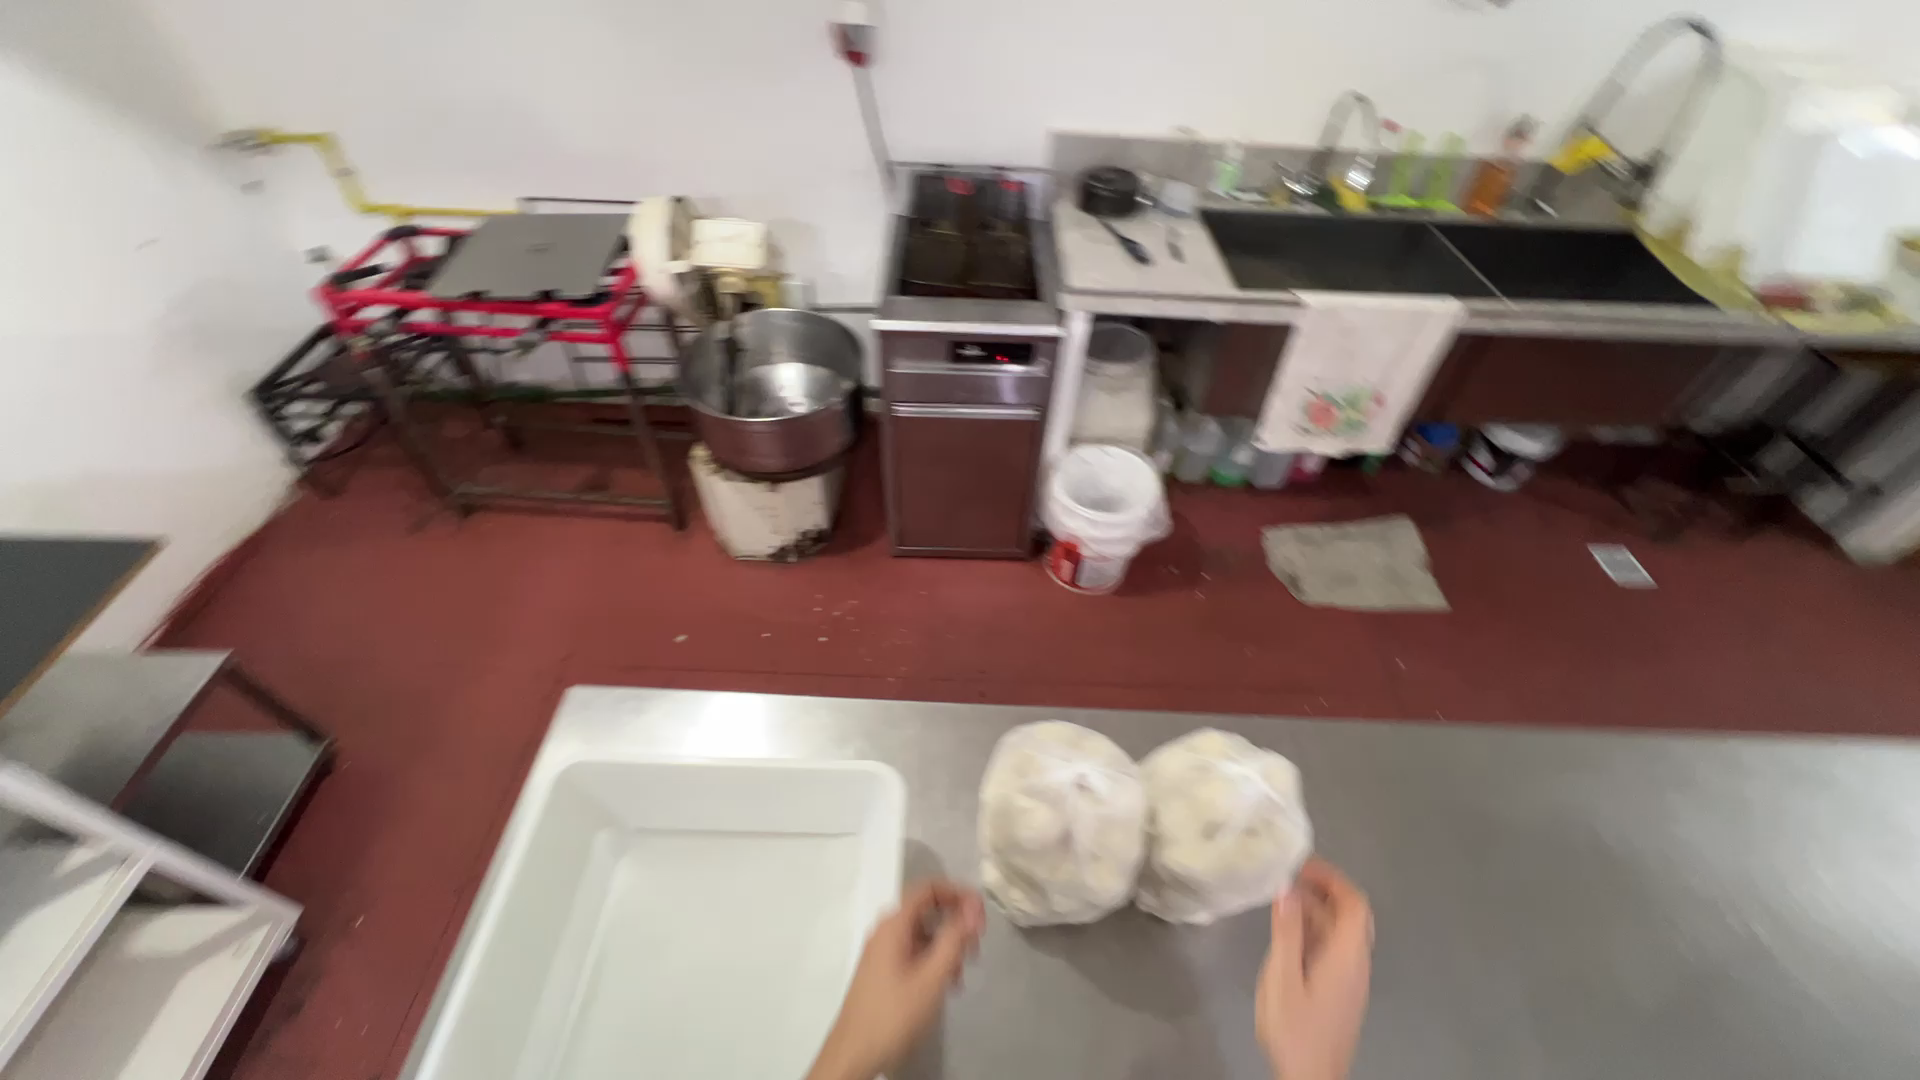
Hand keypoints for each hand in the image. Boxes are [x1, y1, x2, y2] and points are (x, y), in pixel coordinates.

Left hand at [806, 880, 985, 1079]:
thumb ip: (955, 940)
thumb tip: (974, 908)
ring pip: (922, 934)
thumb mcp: (932, 978)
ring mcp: (881, 951)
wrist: (853, 1055)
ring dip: (946, 947)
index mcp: (894, 924)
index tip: (980, 914)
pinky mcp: (881, 971)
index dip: (958, 894)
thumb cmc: (894, 1014)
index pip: (929, 889)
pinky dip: (932, 960)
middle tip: (975, 948)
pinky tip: (943, 985)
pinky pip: (913, 951)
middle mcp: (885, 931)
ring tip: (960, 974)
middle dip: (955, 924)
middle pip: (927, 911)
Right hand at [1256, 858, 1373, 1079]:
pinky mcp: (1340, 992)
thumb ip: (1286, 931)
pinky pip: (1333, 949)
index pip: (1355, 904)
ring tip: (1282, 898)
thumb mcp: (1282, 976)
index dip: (1332, 879)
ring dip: (1316, 910)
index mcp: (1347, 957)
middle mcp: (1356, 964)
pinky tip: (1287, 932)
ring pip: (1341, 933)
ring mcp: (1350, 980)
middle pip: (1351, 916)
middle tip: (1289, 876)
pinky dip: (1314, 930)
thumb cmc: (1295, 1028)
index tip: (1302, 864)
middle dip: (1323, 890)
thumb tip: (1287, 888)